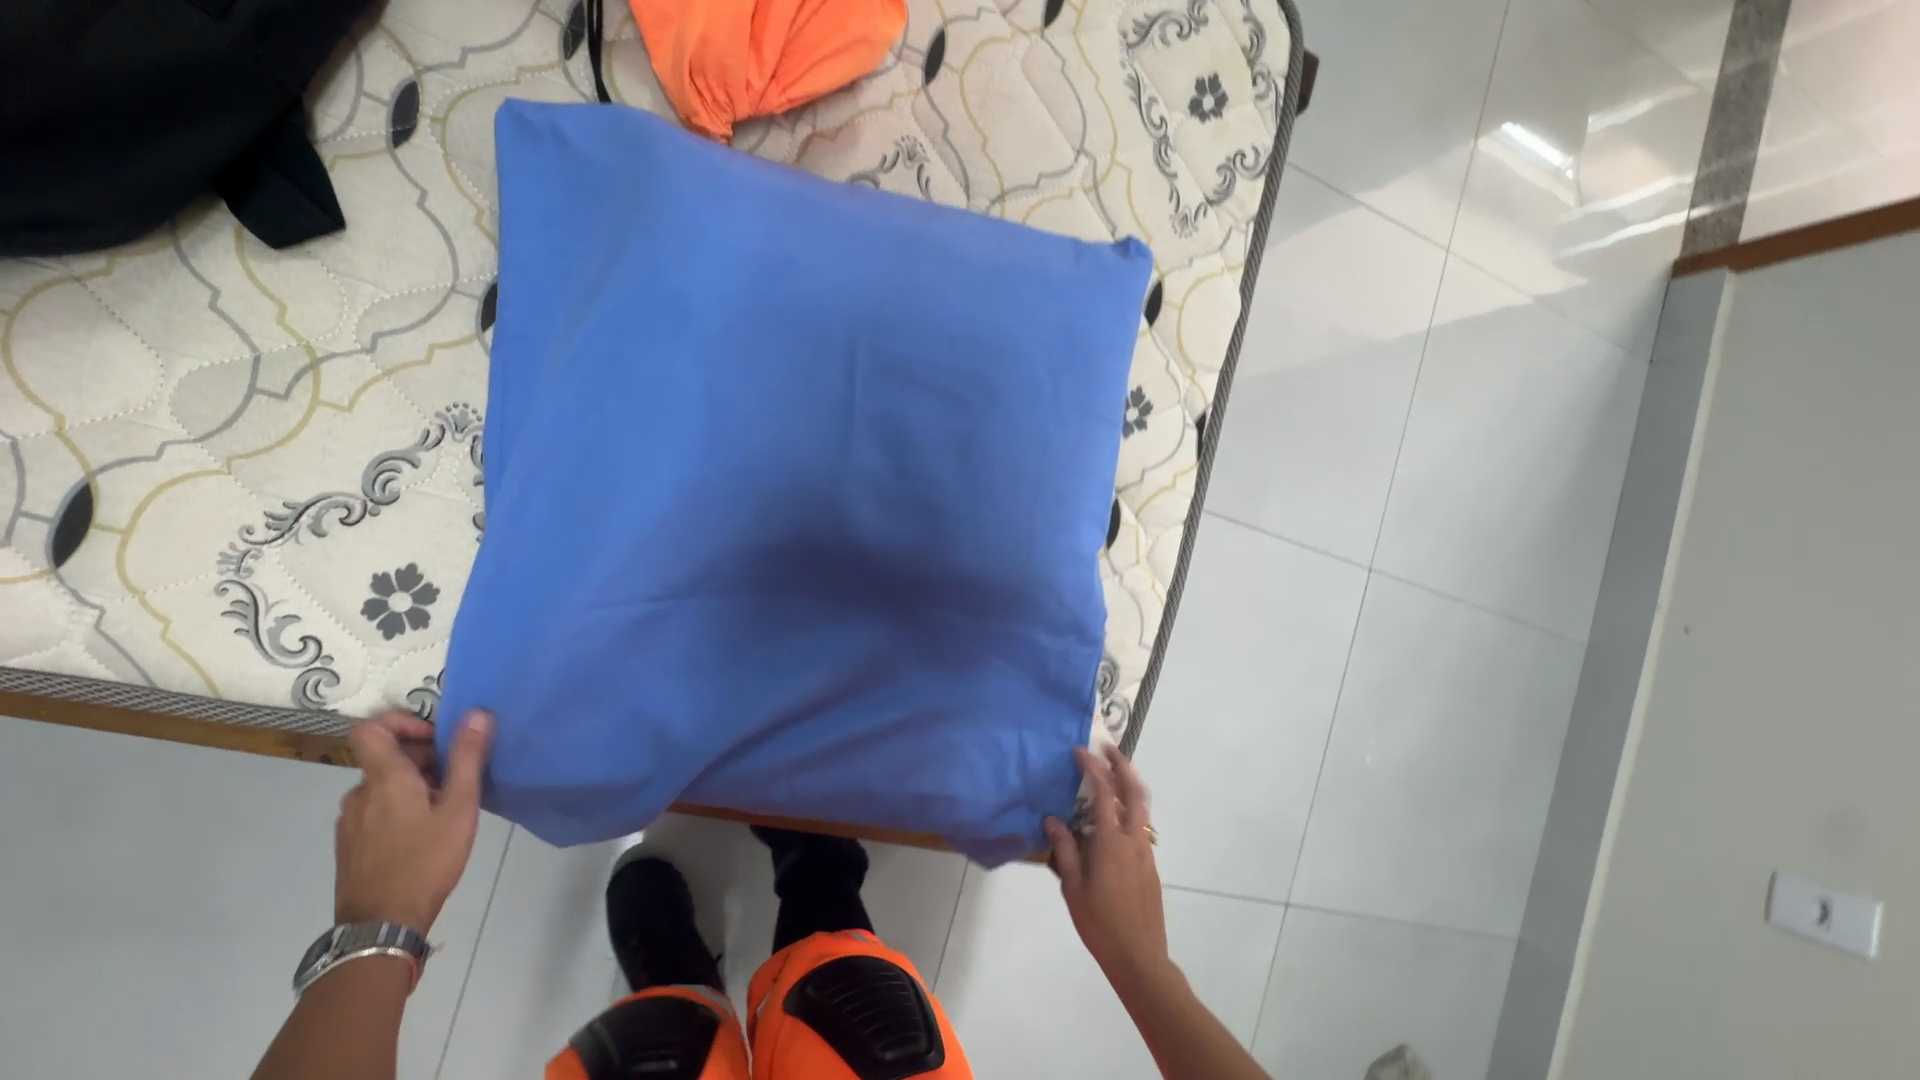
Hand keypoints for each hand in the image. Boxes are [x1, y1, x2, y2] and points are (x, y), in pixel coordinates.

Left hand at [334, 709, 492, 933]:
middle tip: (458, 782)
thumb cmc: (426, 860)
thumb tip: (476, 714)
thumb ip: (467, 758)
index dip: (403, 722)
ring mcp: (350, 820)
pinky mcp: (350, 844)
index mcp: (384, 778)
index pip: (372, 728)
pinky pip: (376, 810)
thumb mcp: (459, 807)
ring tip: (446, 812)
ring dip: (414, 786)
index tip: (437, 740)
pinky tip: (424, 836)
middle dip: (424, 760)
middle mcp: (359, 793)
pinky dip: (400, 809)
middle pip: (386, 758)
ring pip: (383, 786)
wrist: (382, 924)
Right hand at [1045, 744, 1168, 983]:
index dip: (1092, 768)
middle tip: (1107, 747)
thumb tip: (1052, 819)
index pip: (1104, 793)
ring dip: (1129, 784)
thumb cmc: (1099, 923)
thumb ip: (1065, 850)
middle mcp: (1133, 839)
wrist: (1139, 956)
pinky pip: (1142, 825)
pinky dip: (1131, 807)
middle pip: (1134, 790)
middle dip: (1122, 765)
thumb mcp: (1072, 888)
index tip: (1080, 752)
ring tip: (1113, 772)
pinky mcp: (1150, 865)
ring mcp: (1146, 852)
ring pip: (1143, 807)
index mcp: (1111, 842)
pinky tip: (1115, 815)